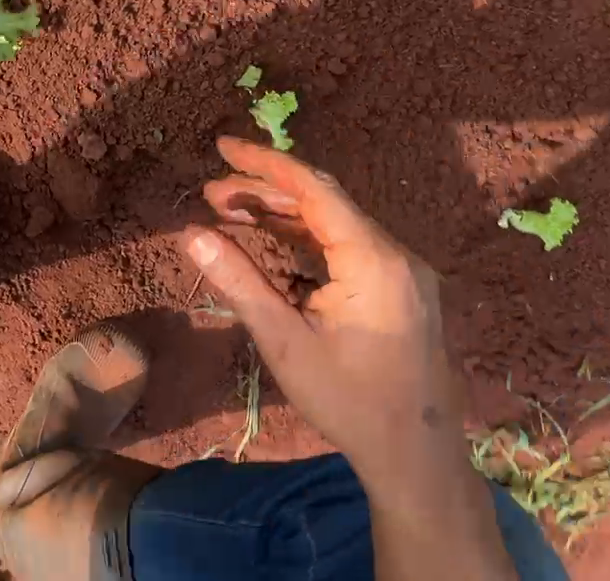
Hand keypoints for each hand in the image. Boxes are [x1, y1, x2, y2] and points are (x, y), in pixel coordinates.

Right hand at [183, 137, 461, 482]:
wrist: (419, 463)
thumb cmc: (350, 401)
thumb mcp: (285, 341)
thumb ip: (239, 281)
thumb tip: (190, 232)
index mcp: (374, 260)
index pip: (313, 189)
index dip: (264, 163)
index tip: (221, 146)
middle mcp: (394, 255)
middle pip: (322, 201)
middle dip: (263, 189)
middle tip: (210, 192)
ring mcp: (401, 273)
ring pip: (332, 223)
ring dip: (280, 212)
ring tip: (227, 210)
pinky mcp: (398, 290)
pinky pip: (344, 246)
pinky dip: (302, 236)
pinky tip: (269, 241)